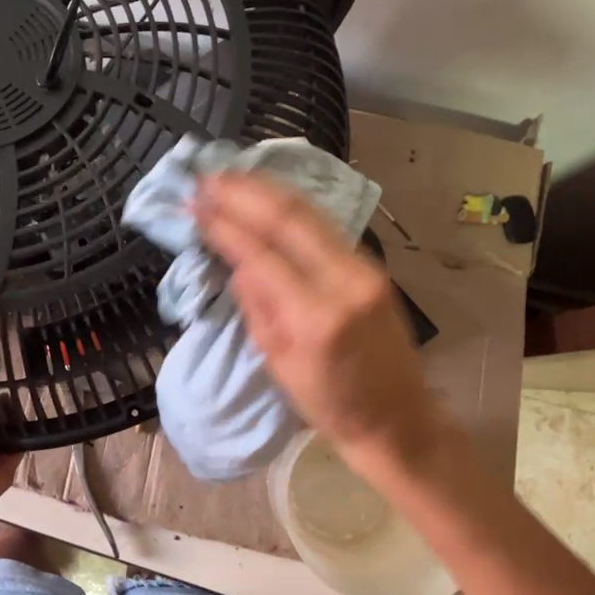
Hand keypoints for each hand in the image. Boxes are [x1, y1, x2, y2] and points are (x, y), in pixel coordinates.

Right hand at [193, 171, 449, 483]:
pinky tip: (267, 194)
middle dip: (243, 194)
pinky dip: (290, 204)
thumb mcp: (278, 364)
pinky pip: (324, 225)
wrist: (398, 418)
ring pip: (310, 213)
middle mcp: (344, 283)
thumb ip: (256, 307)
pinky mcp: (372, 266)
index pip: (261, 255)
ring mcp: (364, 269)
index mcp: (315, 317)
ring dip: (266, 190)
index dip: (224, 226)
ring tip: (230, 176)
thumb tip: (237, 263)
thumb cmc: (329, 404)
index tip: (195, 206)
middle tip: (207, 178)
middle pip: (288, 220)